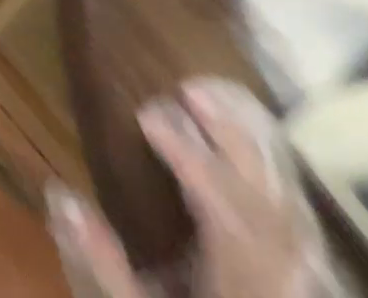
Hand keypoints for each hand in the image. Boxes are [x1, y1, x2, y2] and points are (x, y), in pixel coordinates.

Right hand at [47, 78, 343, 297]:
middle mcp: (285, 274)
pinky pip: (296, 211)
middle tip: (190, 88)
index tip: (148, 112)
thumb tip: (63, 194)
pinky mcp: (305, 274)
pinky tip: (248, 139)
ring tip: (217, 94)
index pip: (224, 210)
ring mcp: (305, 274)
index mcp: (245, 283)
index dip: (191, 157)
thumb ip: (101, 263)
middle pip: (267, 197)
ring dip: (255, 144)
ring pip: (290, 200)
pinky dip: (273, 168)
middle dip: (232, 139)